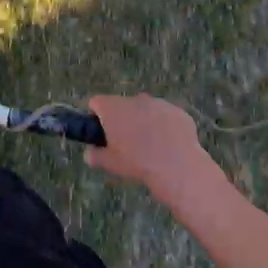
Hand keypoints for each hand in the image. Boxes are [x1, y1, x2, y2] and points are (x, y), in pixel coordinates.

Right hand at [84, 93, 222, 199]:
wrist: (178, 168)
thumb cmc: (137, 164)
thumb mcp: (109, 164)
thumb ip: (94, 155)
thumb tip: (90, 153)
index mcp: (113, 108)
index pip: (96, 102)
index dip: (96, 117)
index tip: (103, 133)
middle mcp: (134, 99)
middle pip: (122, 105)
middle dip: (122, 119)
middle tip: (127, 143)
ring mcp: (158, 103)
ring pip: (145, 109)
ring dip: (144, 121)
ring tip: (152, 146)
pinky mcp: (178, 111)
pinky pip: (166, 116)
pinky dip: (165, 127)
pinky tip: (170, 146)